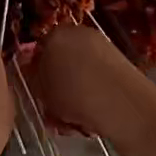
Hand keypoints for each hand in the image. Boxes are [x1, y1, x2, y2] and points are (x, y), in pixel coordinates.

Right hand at [29, 25, 155, 137]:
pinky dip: (92, 96)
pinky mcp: (119, 63)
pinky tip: (90, 120)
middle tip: (54, 111)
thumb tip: (35, 77)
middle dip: (57, 87)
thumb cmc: (74, 94)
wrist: (121, 103)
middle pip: (61, 61)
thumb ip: (35, 80)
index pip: (38, 51)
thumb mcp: (42, 90)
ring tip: (72, 122)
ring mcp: (102, 47)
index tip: (37, 94)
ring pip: (79, 74)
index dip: (36, 75)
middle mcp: (80, 34)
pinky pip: (97, 80)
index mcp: (56, 33)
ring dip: (73, 97)